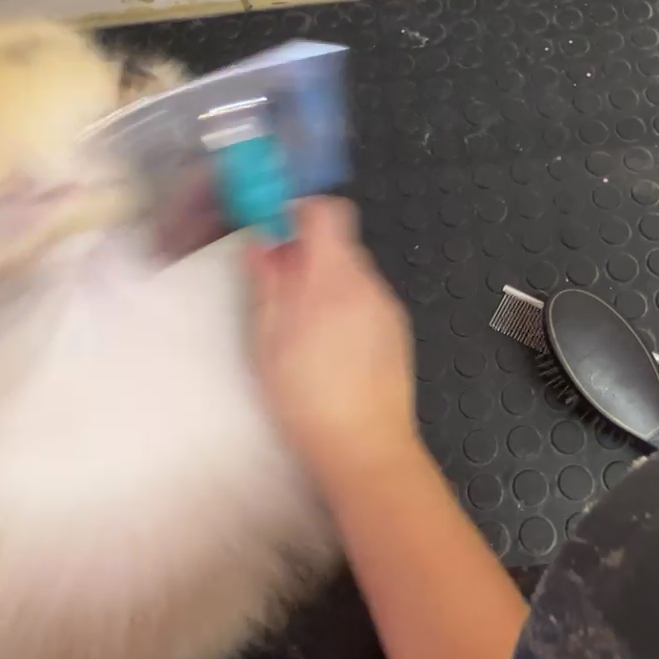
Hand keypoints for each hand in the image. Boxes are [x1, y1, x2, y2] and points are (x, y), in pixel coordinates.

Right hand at [247, 198, 417, 475]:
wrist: (366, 446)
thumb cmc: (308, 398)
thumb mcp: (269, 341)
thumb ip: (266, 284)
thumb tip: (260, 244)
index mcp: (333, 279)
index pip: (328, 213)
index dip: (300, 212)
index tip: (276, 230)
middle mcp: (368, 284)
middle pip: (339, 243)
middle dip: (307, 254)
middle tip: (278, 288)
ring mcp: (387, 306)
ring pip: (353, 273)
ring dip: (326, 283)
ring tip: (303, 328)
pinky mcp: (398, 328)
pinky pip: (367, 299)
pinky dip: (346, 306)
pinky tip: (332, 347)